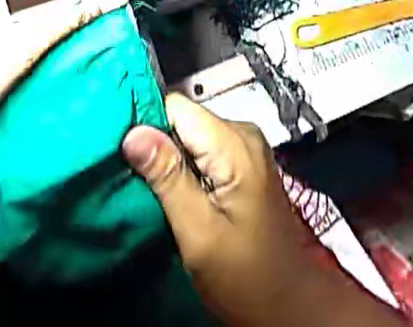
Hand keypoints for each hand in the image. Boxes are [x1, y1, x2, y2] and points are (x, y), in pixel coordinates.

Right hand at [122, 96, 400, 326]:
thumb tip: (134, 134)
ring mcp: (244, 147)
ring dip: (168, 158)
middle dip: (156, 144)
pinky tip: (174, 194)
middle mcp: (242, 134)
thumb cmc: (247, 277)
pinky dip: (184, 167)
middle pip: (183, 119)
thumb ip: (167, 178)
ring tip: (152, 189)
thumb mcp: (199, 232)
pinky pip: (202, 148)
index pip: (177, 107)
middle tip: (135, 178)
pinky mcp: (241, 162)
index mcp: (235, 144)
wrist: (289, 304)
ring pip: (190, 133)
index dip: (146, 125)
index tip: (123, 152)